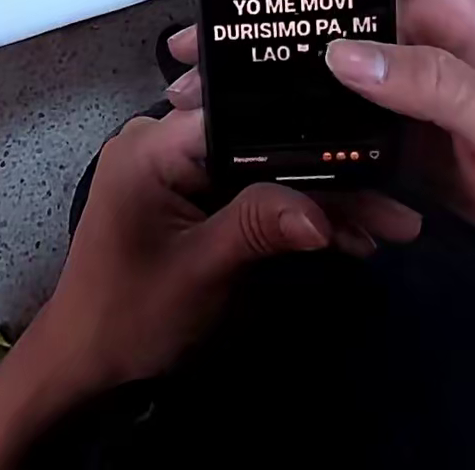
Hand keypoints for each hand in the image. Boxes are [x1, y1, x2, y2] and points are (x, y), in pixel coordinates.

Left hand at [31, 108, 419, 391]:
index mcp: (153, 145)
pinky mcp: (187, 189)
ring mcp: (174, 164)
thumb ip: (256, 228)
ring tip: (381, 228)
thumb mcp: (199, 272)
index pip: (238, 116)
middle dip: (321, 176)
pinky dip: (283, 210)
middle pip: (255, 143)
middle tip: (389, 206)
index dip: (303, 133)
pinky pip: (242, 186)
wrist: (85, 358)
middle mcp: (162, 139)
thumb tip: (322, 213)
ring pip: (257, 166)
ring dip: (312, 198)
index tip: (364, 155)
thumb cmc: (130, 313)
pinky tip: (338, 234)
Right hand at [167, 0, 474, 269]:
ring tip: (203, 67)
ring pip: (322, 50)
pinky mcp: (379, 121)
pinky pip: (325, 102)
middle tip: (212, 9)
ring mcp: (394, 79)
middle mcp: (416, 34)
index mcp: (456, 12)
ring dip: (269, 54)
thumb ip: (440, 88)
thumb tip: (344, 54)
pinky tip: (242, 115)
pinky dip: (284, 104)